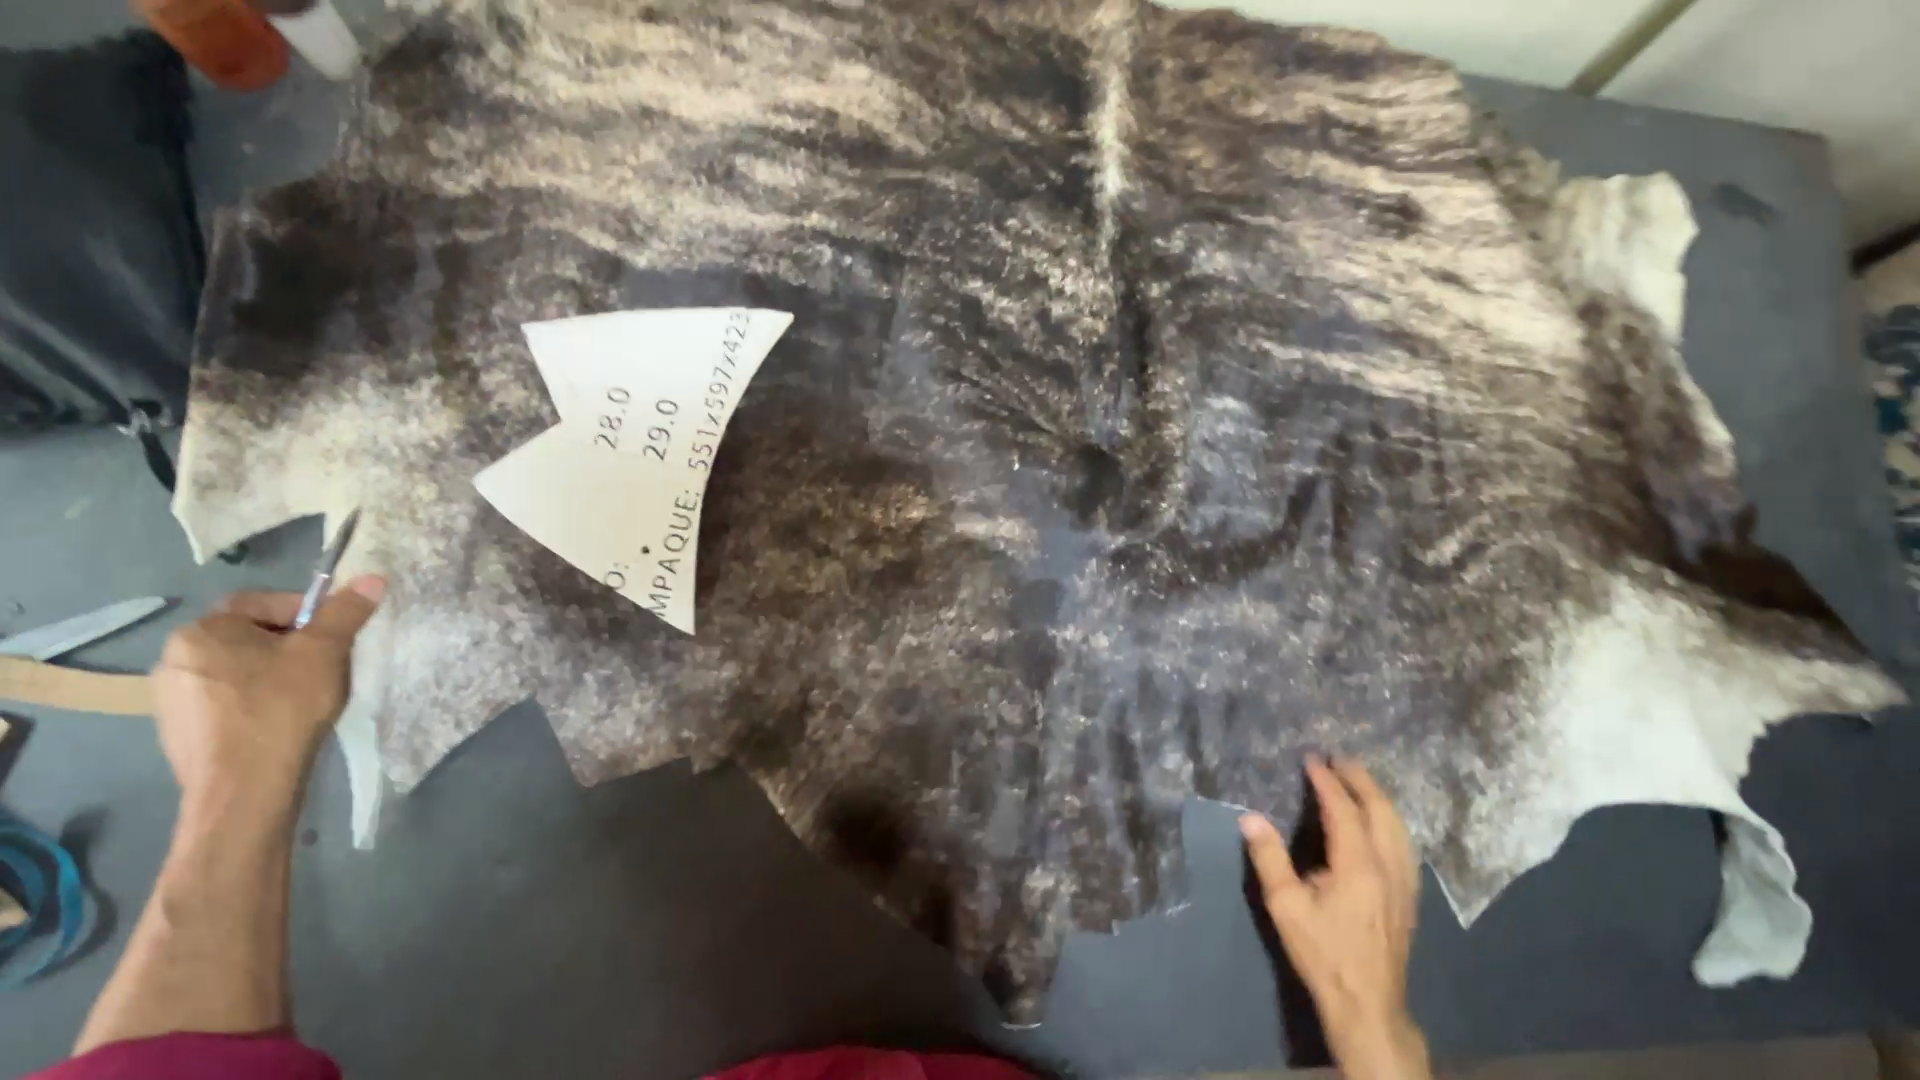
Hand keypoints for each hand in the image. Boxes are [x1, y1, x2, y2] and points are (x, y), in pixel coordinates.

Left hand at [150, 576, 385, 815]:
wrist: (245, 787)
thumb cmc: (282, 707)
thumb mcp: (325, 651)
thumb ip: (345, 612)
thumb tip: (372, 578)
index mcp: (202, 631)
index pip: (262, 602)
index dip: (307, 612)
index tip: (335, 634)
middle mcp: (174, 658)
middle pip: (249, 636)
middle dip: (290, 645)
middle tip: (326, 663)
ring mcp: (171, 699)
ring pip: (238, 670)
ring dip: (272, 674)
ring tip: (307, 694)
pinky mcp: (179, 732)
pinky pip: (226, 701)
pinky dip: (255, 703)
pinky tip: (280, 721)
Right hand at [1242, 756, 1429, 1079]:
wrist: (1368, 1002)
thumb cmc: (1322, 952)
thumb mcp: (1285, 907)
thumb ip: (1269, 859)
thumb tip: (1251, 817)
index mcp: (1357, 864)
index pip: (1343, 810)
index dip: (1327, 781)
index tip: (1312, 759)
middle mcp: (1387, 865)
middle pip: (1380, 810)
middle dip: (1360, 779)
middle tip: (1340, 757)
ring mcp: (1405, 881)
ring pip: (1398, 826)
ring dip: (1378, 797)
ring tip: (1360, 780)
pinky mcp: (1410, 895)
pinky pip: (1405, 843)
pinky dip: (1391, 820)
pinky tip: (1383, 822)